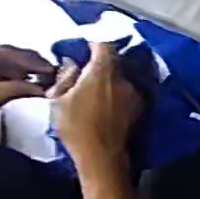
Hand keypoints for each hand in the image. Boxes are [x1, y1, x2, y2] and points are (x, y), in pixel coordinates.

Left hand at [0, 46, 56, 126]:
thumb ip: (18, 89)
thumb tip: (46, 89)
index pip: (10, 52)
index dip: (33, 61)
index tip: (51, 70)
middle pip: (15, 52)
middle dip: (36, 63)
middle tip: (55, 74)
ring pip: (15, 57)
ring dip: (32, 67)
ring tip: (48, 78)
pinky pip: (12, 63)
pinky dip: (26, 71)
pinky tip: (36, 80)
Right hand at [49, 43, 141, 163]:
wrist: (102, 153)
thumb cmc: (75, 125)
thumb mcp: (58, 98)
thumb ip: (66, 76)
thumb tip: (72, 63)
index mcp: (103, 73)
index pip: (104, 47)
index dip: (93, 45)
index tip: (84, 49)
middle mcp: (124, 80)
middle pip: (115, 62)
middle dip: (101, 63)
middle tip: (85, 70)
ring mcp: (135, 93)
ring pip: (122, 77)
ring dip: (110, 78)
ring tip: (94, 88)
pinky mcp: (140, 106)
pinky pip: (128, 91)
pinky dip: (118, 90)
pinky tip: (107, 100)